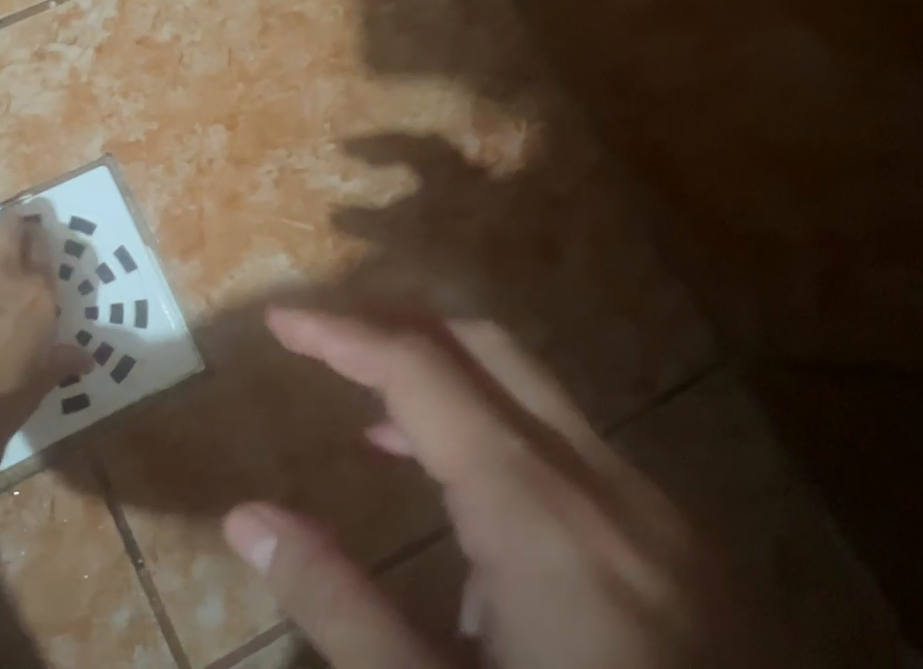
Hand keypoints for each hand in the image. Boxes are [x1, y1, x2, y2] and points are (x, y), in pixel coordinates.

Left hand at [0, 215, 92, 432]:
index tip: (34, 241)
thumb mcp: (47, 375)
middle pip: (9, 225)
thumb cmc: (10, 392)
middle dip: (10, 224)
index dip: (37, 238)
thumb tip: (88, 359)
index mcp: (39, 290)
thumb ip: (66, 358)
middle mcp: (5, 272)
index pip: (41, 244)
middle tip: (7, 234)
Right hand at [222, 308, 748, 668]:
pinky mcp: (675, 543)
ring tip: (368, 402)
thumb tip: (247, 517)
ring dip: (444, 372)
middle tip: (322, 337)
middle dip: (397, 325)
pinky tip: (458, 487)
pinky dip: (492, 423)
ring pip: (532, 388)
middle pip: (487, 348)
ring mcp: (653, 511)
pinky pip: (567, 442)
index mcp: (539, 518)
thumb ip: (336, 604)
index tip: (280, 318)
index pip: (423, 372)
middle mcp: (604, 486)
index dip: (342, 333)